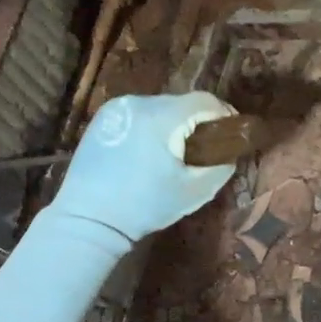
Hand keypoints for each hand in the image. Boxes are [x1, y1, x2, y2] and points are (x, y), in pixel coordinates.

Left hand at [51, 91, 239, 242]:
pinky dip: (148, 127)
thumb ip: (220, 167)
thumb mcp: (193, 192)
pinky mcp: (102, 120)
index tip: (231, 133)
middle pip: (180, 103)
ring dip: (171, 124)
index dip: (224, 114)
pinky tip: (146, 152)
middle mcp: (138, 103)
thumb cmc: (144, 206)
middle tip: (204, 148)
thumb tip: (230, 155)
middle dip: (196, 122)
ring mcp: (116, 109)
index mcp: (162, 117)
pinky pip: (136, 115)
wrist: (89, 220)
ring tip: (173, 152)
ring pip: (157, 108)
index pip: (205, 101)